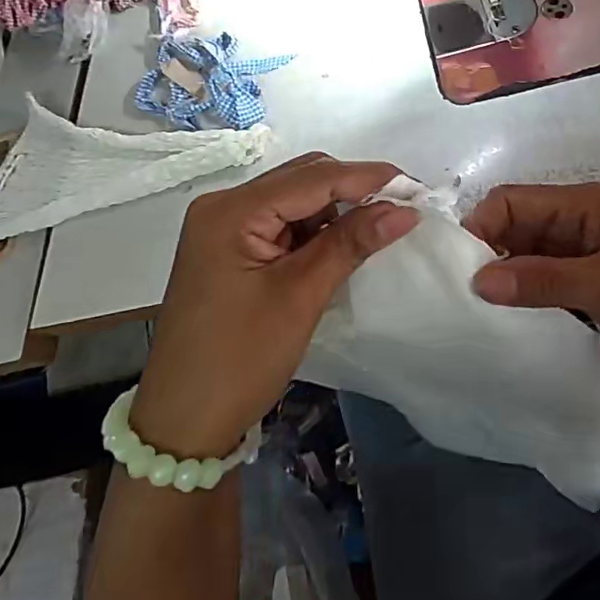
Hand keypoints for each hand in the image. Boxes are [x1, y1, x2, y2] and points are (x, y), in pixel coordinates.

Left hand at [130, 154, 418, 458]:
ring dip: (336, 210)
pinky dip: (316, 230)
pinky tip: (342, 244)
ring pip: (295, 199)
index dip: (367, 178)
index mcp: (231, 211)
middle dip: (353, 190)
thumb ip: (351, 243)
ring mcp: (223, 228)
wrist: (184, 421)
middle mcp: (224, 207)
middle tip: (401, 210)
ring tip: (379, 228)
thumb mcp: (301, 297)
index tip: (415, 187)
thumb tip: (403, 210)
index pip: (312, 177)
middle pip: (302, 179)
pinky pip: (283, 223)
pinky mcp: (230, 249)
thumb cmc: (240, 360)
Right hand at [465, 183, 599, 379]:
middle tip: (458, 299)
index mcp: (581, 206)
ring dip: (503, 281)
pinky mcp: (589, 288)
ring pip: (525, 259)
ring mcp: (582, 258)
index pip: (511, 202)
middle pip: (513, 229)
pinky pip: (542, 285)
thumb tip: (478, 280)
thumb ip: (543, 280)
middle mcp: (575, 225)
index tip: (457, 272)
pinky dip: (523, 299)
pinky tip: (507, 324)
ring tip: (475, 315)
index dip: (480, 228)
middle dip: (485, 256)